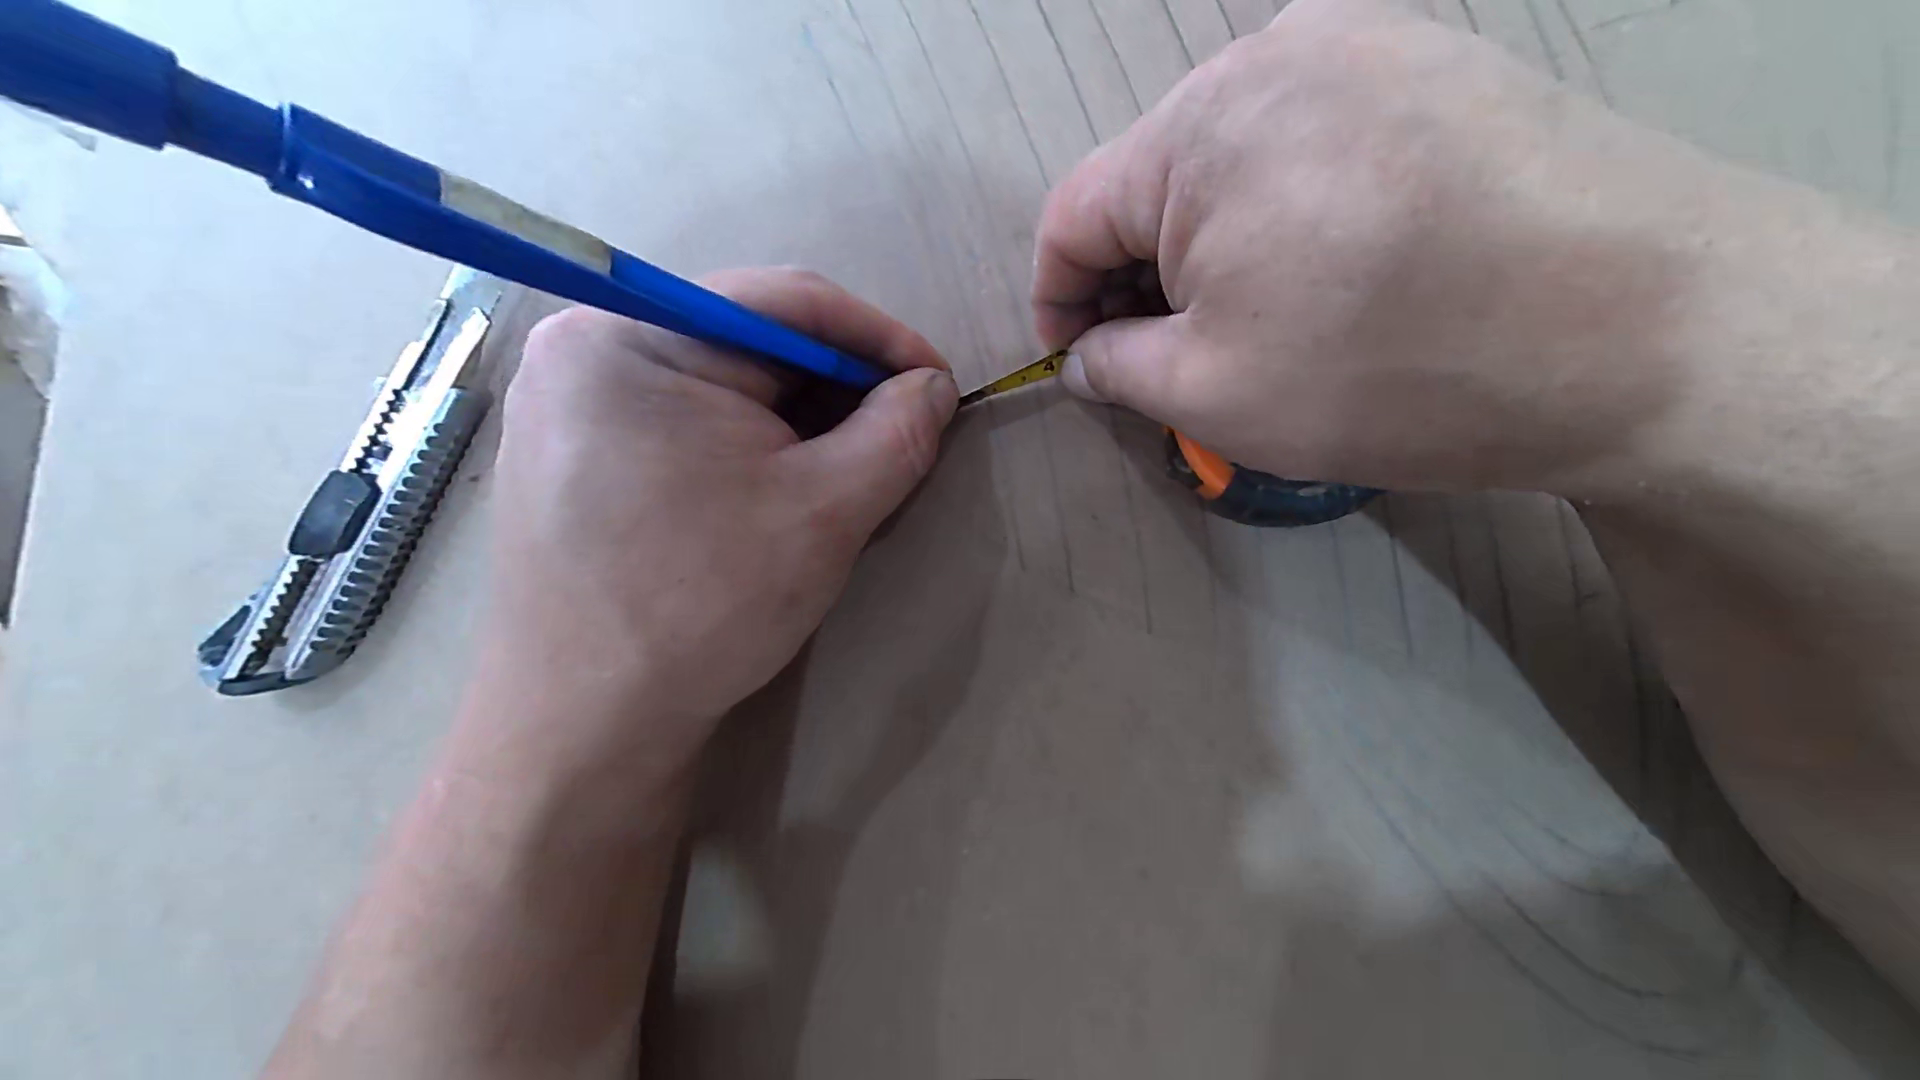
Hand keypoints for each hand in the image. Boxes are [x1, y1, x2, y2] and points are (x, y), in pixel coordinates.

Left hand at [471, 267, 956, 770]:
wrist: (590, 724)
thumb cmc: (704, 605)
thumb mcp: (825, 511)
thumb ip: (897, 434)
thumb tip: (934, 386)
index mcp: (633, 337)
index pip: (786, 303)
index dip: (878, 338)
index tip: (937, 383)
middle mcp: (588, 351)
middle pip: (752, 343)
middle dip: (840, 389)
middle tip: (900, 437)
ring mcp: (576, 406)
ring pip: (726, 387)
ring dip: (802, 422)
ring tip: (850, 473)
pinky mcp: (581, 455)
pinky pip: (691, 423)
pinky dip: (756, 447)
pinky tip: (785, 491)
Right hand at [1032, 0, 1742, 495]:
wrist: (1643, 341)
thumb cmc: (1382, 373)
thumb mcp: (1207, 391)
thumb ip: (1113, 367)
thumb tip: (1077, 360)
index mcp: (1200, 130)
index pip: (1072, 216)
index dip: (1054, 299)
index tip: (1074, 363)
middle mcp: (1274, 60)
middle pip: (1147, 188)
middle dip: (1129, 282)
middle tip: (1154, 361)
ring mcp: (1365, 52)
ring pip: (1223, 170)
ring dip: (1199, 257)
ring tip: (1230, 331)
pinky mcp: (1431, 74)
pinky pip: (1301, 151)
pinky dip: (1269, 223)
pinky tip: (1305, 281)